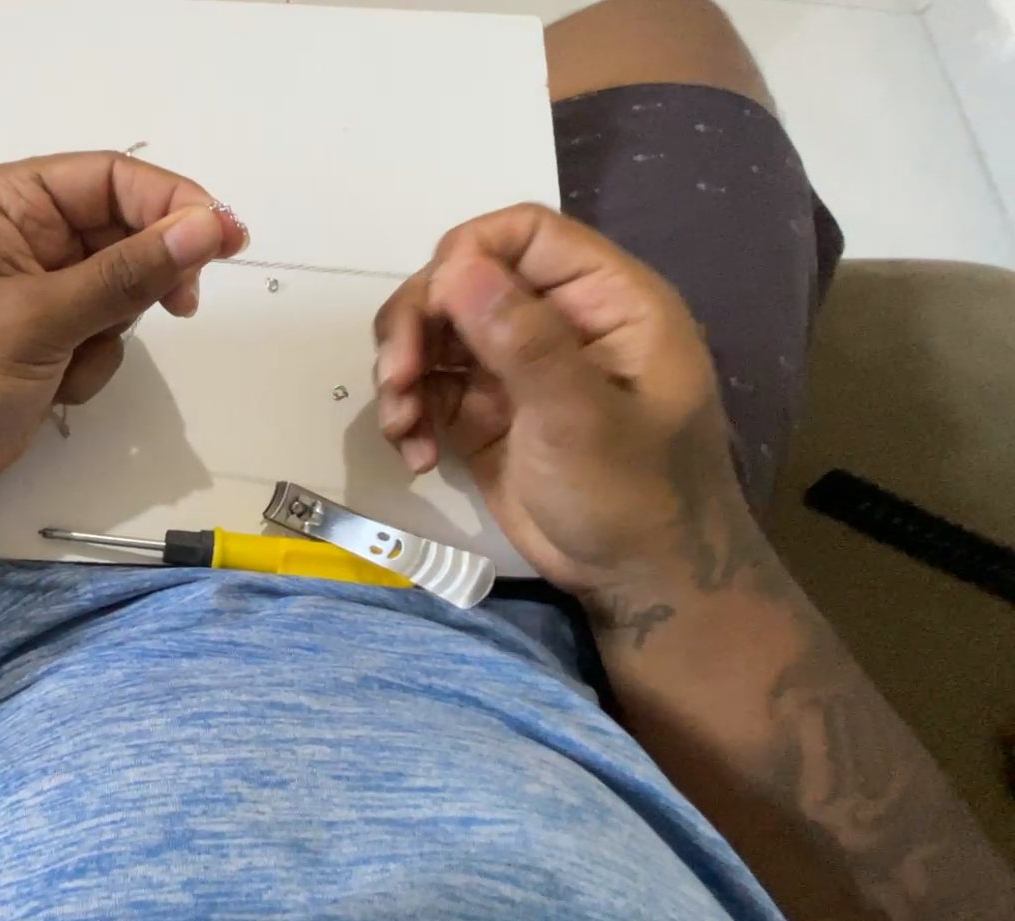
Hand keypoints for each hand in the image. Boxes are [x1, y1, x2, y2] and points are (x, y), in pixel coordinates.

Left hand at [0, 151, 248, 511]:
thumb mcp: (40, 317)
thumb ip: (127, 273)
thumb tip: (210, 224)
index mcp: (7, 203)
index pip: (110, 178)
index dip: (172, 202)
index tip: (226, 238)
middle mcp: (25, 238)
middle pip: (122, 232)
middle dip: (147, 274)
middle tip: (183, 305)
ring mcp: (38, 293)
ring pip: (120, 291)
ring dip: (110, 330)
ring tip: (71, 361)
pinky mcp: (48, 341)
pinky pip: (103, 335)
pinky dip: (91, 364)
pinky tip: (54, 387)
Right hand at [373, 204, 757, 603]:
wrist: (632, 576)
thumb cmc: (633, 494)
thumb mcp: (581, 418)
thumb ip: (522, 339)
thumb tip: (454, 267)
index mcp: (600, 301)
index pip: (521, 235)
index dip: (463, 259)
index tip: (428, 311)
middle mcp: (548, 322)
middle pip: (456, 285)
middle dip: (413, 330)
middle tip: (396, 381)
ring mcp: (508, 369)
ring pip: (428, 338)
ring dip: (400, 379)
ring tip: (402, 429)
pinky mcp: (476, 412)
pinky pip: (422, 391)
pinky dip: (406, 419)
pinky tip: (416, 458)